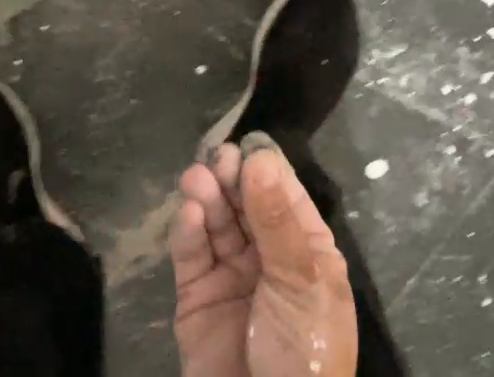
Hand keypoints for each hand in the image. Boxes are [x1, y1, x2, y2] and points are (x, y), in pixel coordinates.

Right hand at [169, 136, 356, 376]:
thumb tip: (260, 158)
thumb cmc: (303, 348)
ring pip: (215, 223)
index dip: (265, 170)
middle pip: (245, 204)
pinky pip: (191, 254)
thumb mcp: (301, 281)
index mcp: (305, 252)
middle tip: (217, 158)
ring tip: (196, 179)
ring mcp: (231, 274)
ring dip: (207, 198)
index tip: (246, 145)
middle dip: (231, 179)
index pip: (283, 196)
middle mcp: (268, 257)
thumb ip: (276, 220)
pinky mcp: (196, 295)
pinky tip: (189, 212)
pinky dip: (188, 231)